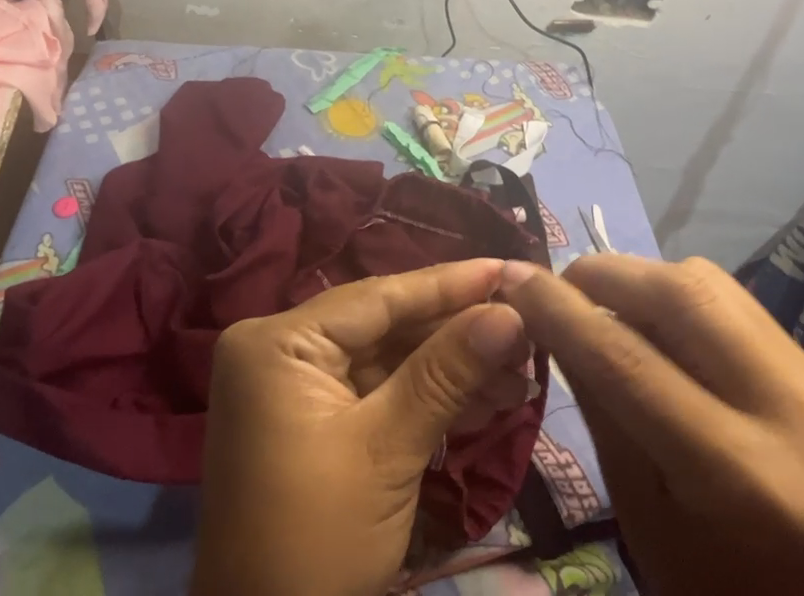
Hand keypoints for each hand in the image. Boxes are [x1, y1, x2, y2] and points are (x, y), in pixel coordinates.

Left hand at [191, 259, 534, 595]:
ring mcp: (290, 386)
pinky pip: (372, 393)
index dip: (447, 283)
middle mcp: (276, 349)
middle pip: (381, 326)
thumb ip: (445, 373)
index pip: (375, 297)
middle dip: (454, 331)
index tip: (509, 268)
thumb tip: (509, 312)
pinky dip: (423, 398)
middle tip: (526, 324)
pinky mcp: (308, 420)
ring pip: (383, 360)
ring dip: (448, 368)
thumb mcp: (387, 449)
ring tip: (521, 369)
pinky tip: (485, 399)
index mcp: (277, 341)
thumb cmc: (319, 536)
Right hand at [499, 255, 803, 595]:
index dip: (561, 310)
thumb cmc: (698, 575)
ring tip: (603, 305)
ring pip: (713, 286)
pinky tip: (652, 325)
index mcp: (741, 476)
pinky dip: (678, 298)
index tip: (512, 276)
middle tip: (558, 285)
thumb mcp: (631, 499)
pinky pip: (736, 304)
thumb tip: (544, 311)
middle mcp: (799, 419)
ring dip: (642, 279)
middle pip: (685, 297)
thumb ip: (595, 397)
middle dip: (606, 275)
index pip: (629, 362)